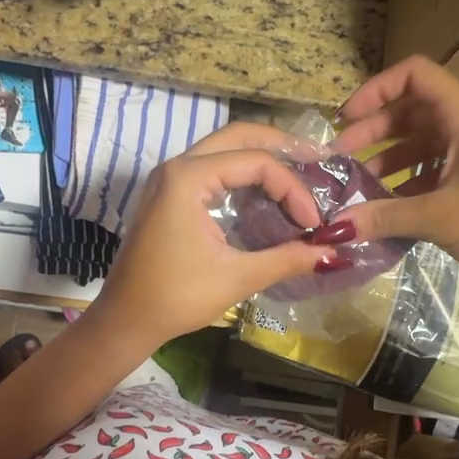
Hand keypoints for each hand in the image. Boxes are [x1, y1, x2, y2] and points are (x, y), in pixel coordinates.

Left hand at [89, 123, 340, 347]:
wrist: (125, 320)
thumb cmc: (175, 298)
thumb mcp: (236, 277)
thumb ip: (286, 259)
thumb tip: (332, 253)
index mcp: (188, 178)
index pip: (256, 162)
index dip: (292, 188)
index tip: (313, 223)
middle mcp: (176, 167)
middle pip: (238, 138)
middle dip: (281, 148)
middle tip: (318, 161)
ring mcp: (168, 179)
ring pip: (223, 151)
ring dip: (260, 160)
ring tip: (298, 175)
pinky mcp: (167, 196)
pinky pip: (210, 170)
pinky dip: (240, 176)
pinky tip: (266, 195)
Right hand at [328, 56, 458, 287]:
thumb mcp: (437, 217)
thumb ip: (384, 216)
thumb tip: (336, 227)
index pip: (414, 76)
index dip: (375, 90)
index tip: (345, 120)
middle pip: (413, 110)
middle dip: (373, 132)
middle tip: (342, 161)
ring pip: (422, 143)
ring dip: (389, 161)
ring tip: (362, 190)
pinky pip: (436, 169)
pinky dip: (410, 183)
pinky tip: (391, 210)